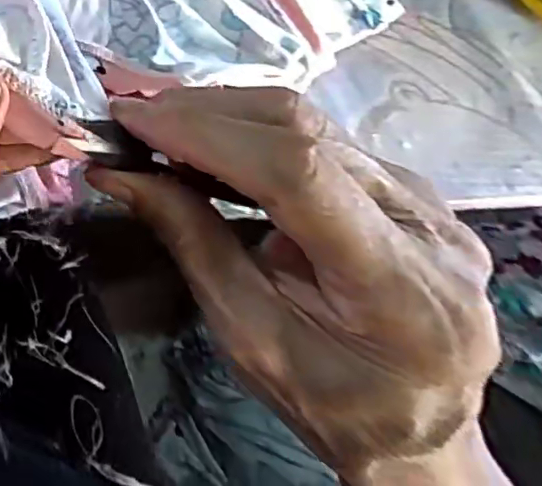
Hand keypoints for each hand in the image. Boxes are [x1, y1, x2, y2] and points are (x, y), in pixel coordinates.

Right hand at [86, 88, 505, 485]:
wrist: (418, 429)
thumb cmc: (330, 398)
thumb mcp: (245, 332)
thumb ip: (187, 239)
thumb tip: (115, 172)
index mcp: (400, 284)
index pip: (295, 172)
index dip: (203, 134)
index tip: (128, 121)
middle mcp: (425, 225)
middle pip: (298, 129)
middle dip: (198, 113)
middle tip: (129, 121)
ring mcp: (420, 197)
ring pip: (301, 119)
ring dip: (214, 112)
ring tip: (156, 129)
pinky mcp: (398, 184)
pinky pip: (308, 132)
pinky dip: (239, 126)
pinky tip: (201, 144)